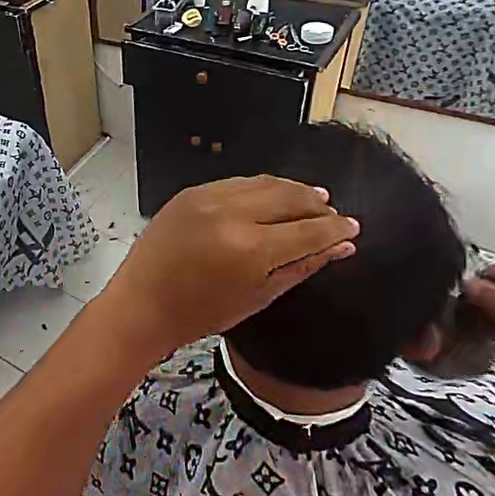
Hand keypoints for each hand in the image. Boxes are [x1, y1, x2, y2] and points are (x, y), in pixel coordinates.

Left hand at [96, 176, 358, 361]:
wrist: (142, 305)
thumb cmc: (200, 313)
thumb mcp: (258, 297)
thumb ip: (302, 266)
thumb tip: (341, 247)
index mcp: (250, 250)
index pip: (308, 230)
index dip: (335, 229)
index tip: (352, 227)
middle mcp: (231, 215)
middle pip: (290, 197)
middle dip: (317, 205)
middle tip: (332, 214)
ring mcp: (208, 198)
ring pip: (266, 183)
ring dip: (293, 191)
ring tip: (312, 200)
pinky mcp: (192, 192)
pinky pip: (238, 182)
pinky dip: (261, 188)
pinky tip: (273, 197)